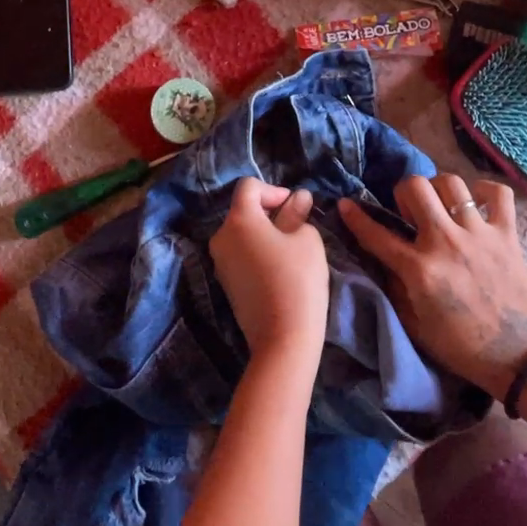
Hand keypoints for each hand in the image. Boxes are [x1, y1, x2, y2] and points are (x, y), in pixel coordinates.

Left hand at [210, 178, 329, 361]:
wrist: (282, 338)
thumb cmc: (298, 280)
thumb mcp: (306, 240)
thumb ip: (297, 214)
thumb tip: (298, 197)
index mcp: (238, 220)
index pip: (249, 187)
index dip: (274, 190)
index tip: (296, 208)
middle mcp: (221, 237)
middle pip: (243, 210)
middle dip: (270, 212)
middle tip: (298, 227)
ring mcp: (220, 262)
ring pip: (242, 234)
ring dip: (265, 234)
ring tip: (291, 250)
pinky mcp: (226, 283)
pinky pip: (241, 255)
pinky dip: (257, 253)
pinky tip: (279, 269)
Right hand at [339, 174, 526, 393]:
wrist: (520, 358)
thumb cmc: (462, 347)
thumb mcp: (415, 325)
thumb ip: (394, 287)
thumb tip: (382, 258)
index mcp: (419, 269)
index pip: (377, 234)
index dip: (355, 217)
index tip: (345, 205)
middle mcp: (446, 243)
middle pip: (415, 187)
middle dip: (403, 193)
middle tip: (410, 212)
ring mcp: (479, 235)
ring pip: (451, 183)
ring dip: (438, 189)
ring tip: (440, 207)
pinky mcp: (507, 235)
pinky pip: (498, 194)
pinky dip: (485, 192)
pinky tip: (476, 205)